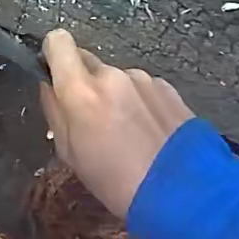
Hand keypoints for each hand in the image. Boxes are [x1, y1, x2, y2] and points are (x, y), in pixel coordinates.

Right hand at [38, 30, 194, 217]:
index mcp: (81, 90)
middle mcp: (111, 75)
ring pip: (115, 77)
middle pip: (86, 61)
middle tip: (94, 117)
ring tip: (129, 132)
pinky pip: (141, 87)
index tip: (57, 73)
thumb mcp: (70, 154)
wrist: (189, 196)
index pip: (58, 41)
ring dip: (115, 94)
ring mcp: (142, 79)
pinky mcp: (167, 88)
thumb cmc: (117, 182)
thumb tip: (48, 85)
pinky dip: (140, 102)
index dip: (53, 53)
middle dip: (85, 82)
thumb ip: (54, 111)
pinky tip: (151, 132)